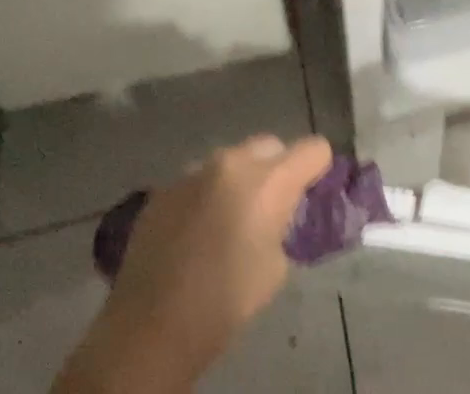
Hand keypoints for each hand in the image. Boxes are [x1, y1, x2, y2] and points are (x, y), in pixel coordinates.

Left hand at [55, 134, 332, 393]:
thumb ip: (282, 225)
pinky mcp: (162, 190)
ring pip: (230, 161)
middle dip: (277, 168)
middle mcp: (232, 163)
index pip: (314, 148)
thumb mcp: (276, 265)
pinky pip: (197, 181)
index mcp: (270, 180)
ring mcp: (192, 173)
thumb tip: (275, 217)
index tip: (310, 194)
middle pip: (270, 145)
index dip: (318, 169)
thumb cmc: (227, 299)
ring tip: (228, 218)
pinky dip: (205, 196)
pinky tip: (195, 231)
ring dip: (238, 180)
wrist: (151, 326)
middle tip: (270, 206)